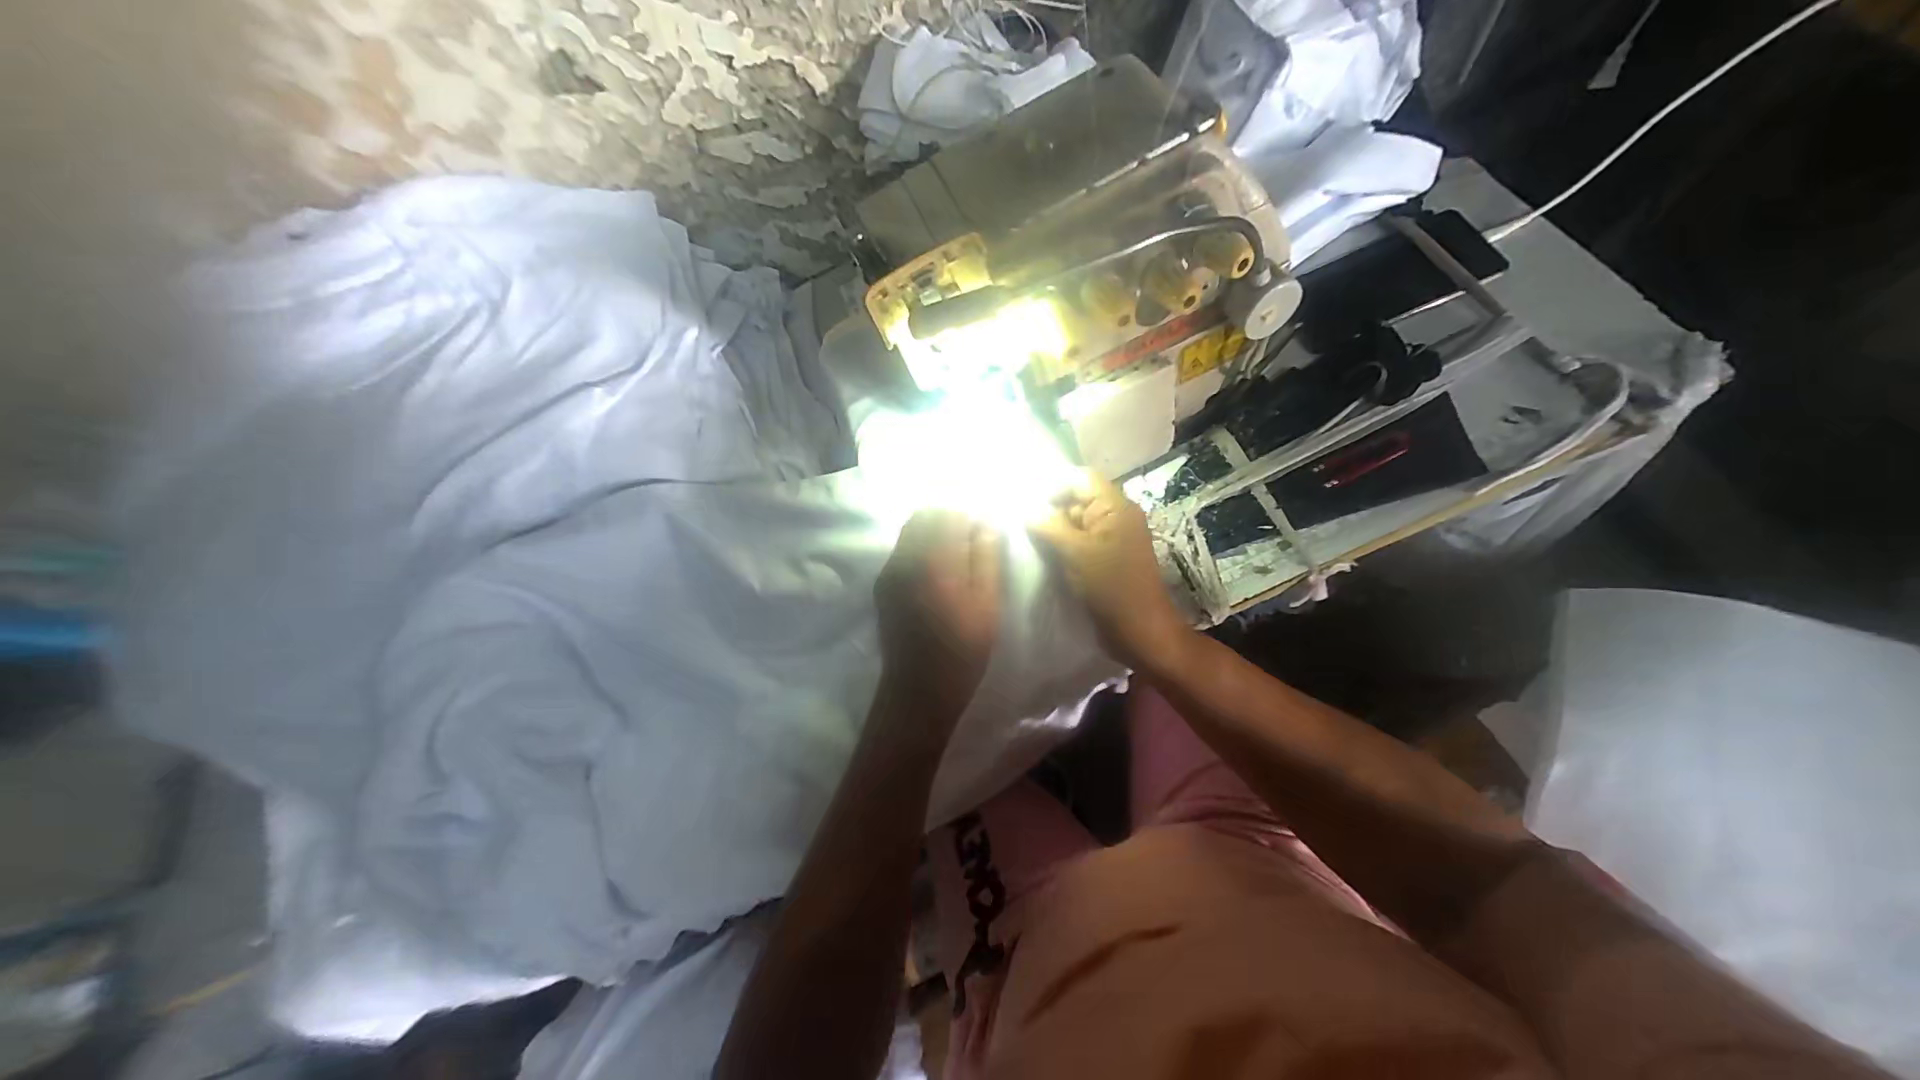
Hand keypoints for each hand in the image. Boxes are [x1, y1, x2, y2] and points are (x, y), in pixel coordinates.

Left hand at [874, 510, 1003, 725]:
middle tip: (974, 539)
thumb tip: (987, 524)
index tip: (987, 528)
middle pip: (924, 516)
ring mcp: (889, 571)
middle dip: (950, 518)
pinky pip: (902, 551)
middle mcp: (903, 557)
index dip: (971, 515)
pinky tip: (940, 572)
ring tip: (959, 555)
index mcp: (931, 559)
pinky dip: (921, 548)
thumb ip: (985, 557)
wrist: (918, 690)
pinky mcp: (882, 586)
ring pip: (910, 531)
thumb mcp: (986, 603)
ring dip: (934, 532)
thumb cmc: (962, 649)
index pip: (948, 513)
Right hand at [1029, 472, 1190, 670]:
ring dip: (1054, 533)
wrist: (1141, 632)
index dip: (1054, 486)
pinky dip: (1063, 549)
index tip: (1027, 506)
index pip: (1081, 478)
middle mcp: (1116, 518)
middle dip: (1051, 511)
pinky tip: (1046, 560)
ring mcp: (1112, 540)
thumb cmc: (1112, 587)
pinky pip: (1080, 544)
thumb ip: (1049, 526)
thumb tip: (1026, 508)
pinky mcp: (1106, 561)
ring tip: (1032, 546)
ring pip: (1075, 524)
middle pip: (1077, 500)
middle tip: (1024, 529)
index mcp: (1116, 507)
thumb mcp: (1075, 553)